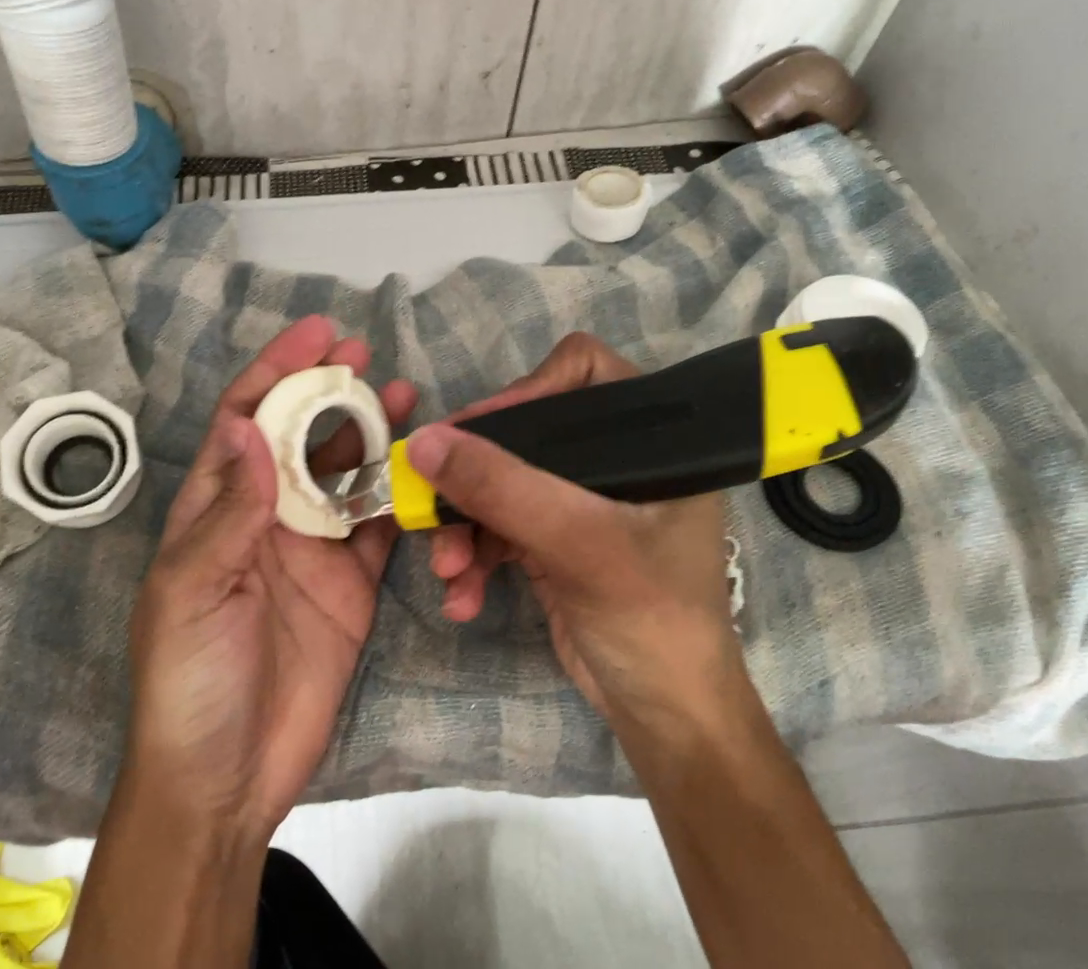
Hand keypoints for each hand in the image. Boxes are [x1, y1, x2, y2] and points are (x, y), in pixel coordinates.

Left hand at [122, 316, 416, 838]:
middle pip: (299, 440)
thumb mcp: (192, 591)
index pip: (243, 425)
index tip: (316, 336)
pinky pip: (377, 532)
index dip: (274, 375)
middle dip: (328, 393)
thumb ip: (228, 513)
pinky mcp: (349, 589)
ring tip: (406, 395)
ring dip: (370, 436)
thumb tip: (246, 426)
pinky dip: (399, 499)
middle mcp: (262, 522)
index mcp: (213, 513)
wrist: (226, 776)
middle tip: (367, 356)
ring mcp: (310, 554)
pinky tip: (422, 467)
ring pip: (344, 477)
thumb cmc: (189, 681)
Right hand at [409, 333, 734, 717]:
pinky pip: (497, 530)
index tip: (479, 434)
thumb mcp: (581, 545)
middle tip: (431, 500)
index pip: (583, 372)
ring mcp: (580, 504)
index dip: (528, 390)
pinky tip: (462, 597)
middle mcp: (614, 462)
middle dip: (476, 476)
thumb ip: (504, 488)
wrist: (664, 714)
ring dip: (465, 526)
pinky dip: (474, 558)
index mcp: (650, 442)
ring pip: (502, 485)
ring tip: (447, 571)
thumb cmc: (652, 619)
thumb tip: (423, 442)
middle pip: (524, 433)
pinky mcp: (553, 543)